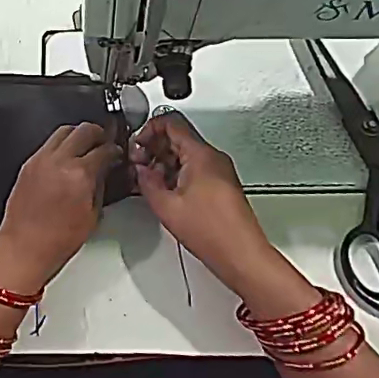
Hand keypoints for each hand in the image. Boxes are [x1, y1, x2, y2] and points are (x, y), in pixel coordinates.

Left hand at [0, 123, 121, 291]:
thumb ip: (100, 186)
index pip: (104, 149)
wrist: (25, 246)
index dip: (115, 150)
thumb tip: (104, 172)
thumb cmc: (56, 239)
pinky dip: (60, 145)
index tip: (116, 153)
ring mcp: (41, 160)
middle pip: (84, 130)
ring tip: (85, 145)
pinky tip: (65, 156)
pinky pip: (47, 144)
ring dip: (78, 135)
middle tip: (104, 142)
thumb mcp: (92, 215)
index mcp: (79, 174)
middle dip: (99, 134)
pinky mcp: (28, 164)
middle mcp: (59, 161)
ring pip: (63, 131)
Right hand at [130, 111, 309, 301]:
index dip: (147, 130)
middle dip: (153, 147)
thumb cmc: (215, 233)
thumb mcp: (165, 205)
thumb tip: (140, 171)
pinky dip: (176, 173)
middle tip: (139, 163)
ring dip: (163, 162)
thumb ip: (146, 181)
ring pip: (185, 152)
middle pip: (177, 136)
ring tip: (150, 181)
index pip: (171, 122)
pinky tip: (166, 192)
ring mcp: (220, 171)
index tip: (137, 145)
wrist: (241, 256)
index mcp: (201, 155)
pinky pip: (195, 167)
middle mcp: (213, 158)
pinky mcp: (221, 184)